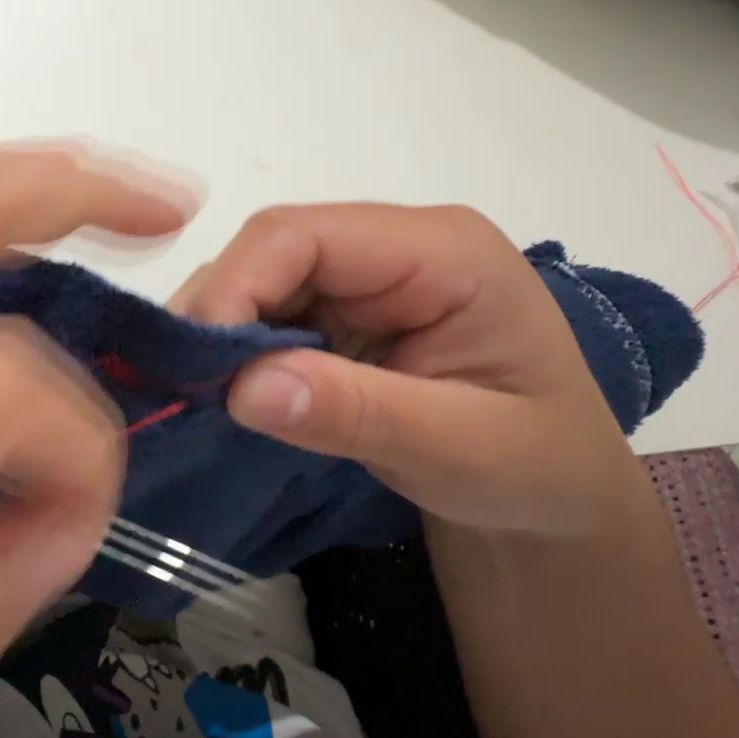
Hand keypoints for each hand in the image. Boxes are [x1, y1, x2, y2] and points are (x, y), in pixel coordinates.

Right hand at [169, 205, 645, 535]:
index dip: (234, 287)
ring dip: (218, 337)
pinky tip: (226, 392)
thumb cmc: (535, 472)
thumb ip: (356, 413)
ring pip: (252, 281)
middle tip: (185, 390)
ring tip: (201, 396)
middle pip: (266, 252)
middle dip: (217, 316)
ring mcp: (359, 278)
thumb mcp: (463, 451)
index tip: (198, 367)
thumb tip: (240, 388)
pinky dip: (232, 353)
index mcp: (439, 250)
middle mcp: (389, 246)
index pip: (299, 236)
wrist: (552, 501)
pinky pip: (261, 314)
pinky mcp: (335, 312)